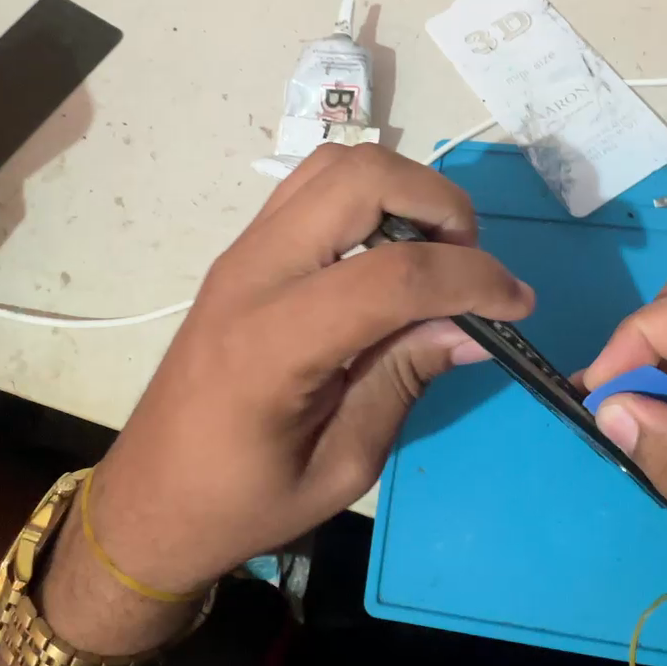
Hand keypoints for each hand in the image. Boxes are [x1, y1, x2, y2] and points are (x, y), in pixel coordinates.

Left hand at [87, 144, 533, 595]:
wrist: (149, 497)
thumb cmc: (243, 501)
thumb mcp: (342, 464)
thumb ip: (406, 379)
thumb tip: (475, 328)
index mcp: (274, 344)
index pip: (393, 275)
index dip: (472, 280)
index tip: (516, 303)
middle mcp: (255, 272)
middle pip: (363, 180)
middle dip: (440, 205)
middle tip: (468, 263)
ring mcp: (245, 248)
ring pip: (339, 164)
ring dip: (405, 188)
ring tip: (434, 249)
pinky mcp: (246, 245)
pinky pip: (316, 182)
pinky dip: (371, 192)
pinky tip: (390, 244)